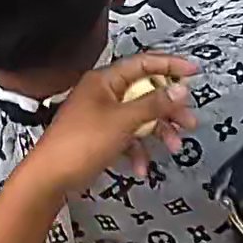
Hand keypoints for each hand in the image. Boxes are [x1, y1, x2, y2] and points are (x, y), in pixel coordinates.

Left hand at [21, 53, 199, 194]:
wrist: (49, 179)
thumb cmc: (81, 144)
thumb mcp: (123, 121)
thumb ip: (154, 104)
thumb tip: (180, 90)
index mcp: (105, 80)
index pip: (144, 63)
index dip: (171, 66)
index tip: (194, 72)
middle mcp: (104, 93)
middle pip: (146, 92)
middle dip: (169, 108)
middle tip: (189, 121)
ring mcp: (102, 116)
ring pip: (140, 117)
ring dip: (159, 132)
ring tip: (175, 146)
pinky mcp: (101, 137)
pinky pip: (128, 137)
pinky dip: (138, 150)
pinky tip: (142, 168)